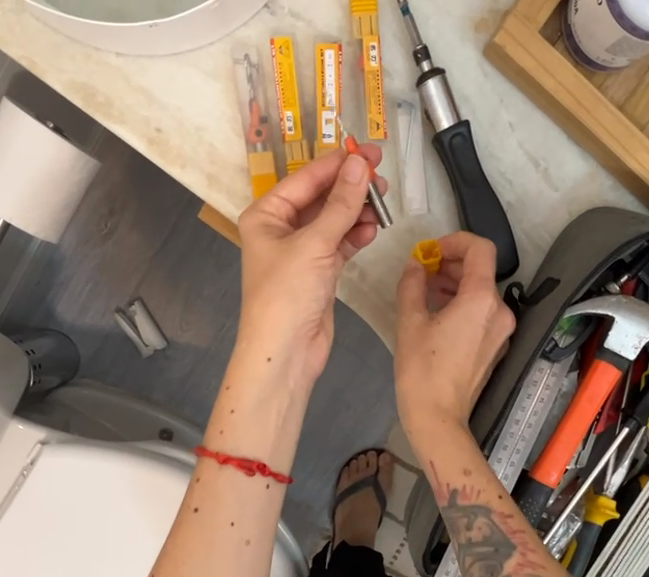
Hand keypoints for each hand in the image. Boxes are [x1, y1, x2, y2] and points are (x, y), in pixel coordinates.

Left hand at [236, 145, 387, 382]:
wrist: (285, 352)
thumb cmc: (286, 295)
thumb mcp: (314, 244)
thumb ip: (341, 204)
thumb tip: (360, 166)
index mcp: (266, 215)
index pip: (306, 179)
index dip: (337, 164)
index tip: (368, 151)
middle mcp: (281, 230)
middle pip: (321, 198)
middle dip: (350, 188)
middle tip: (382, 177)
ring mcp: (301, 253)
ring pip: (334, 221)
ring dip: (357, 211)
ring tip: (382, 204)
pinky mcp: (319, 274)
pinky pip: (340, 244)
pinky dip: (356, 235)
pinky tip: (373, 228)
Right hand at [394, 232, 517, 436]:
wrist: (438, 417)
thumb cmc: (421, 371)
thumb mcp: (410, 321)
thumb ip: (412, 284)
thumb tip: (415, 265)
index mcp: (482, 299)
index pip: (480, 249)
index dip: (455, 241)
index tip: (431, 251)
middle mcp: (500, 311)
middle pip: (481, 271)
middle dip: (452, 264)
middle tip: (423, 271)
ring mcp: (502, 331)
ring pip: (482, 293)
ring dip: (457, 285)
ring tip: (427, 292)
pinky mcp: (496, 347)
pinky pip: (483, 314)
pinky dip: (464, 305)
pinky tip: (439, 315)